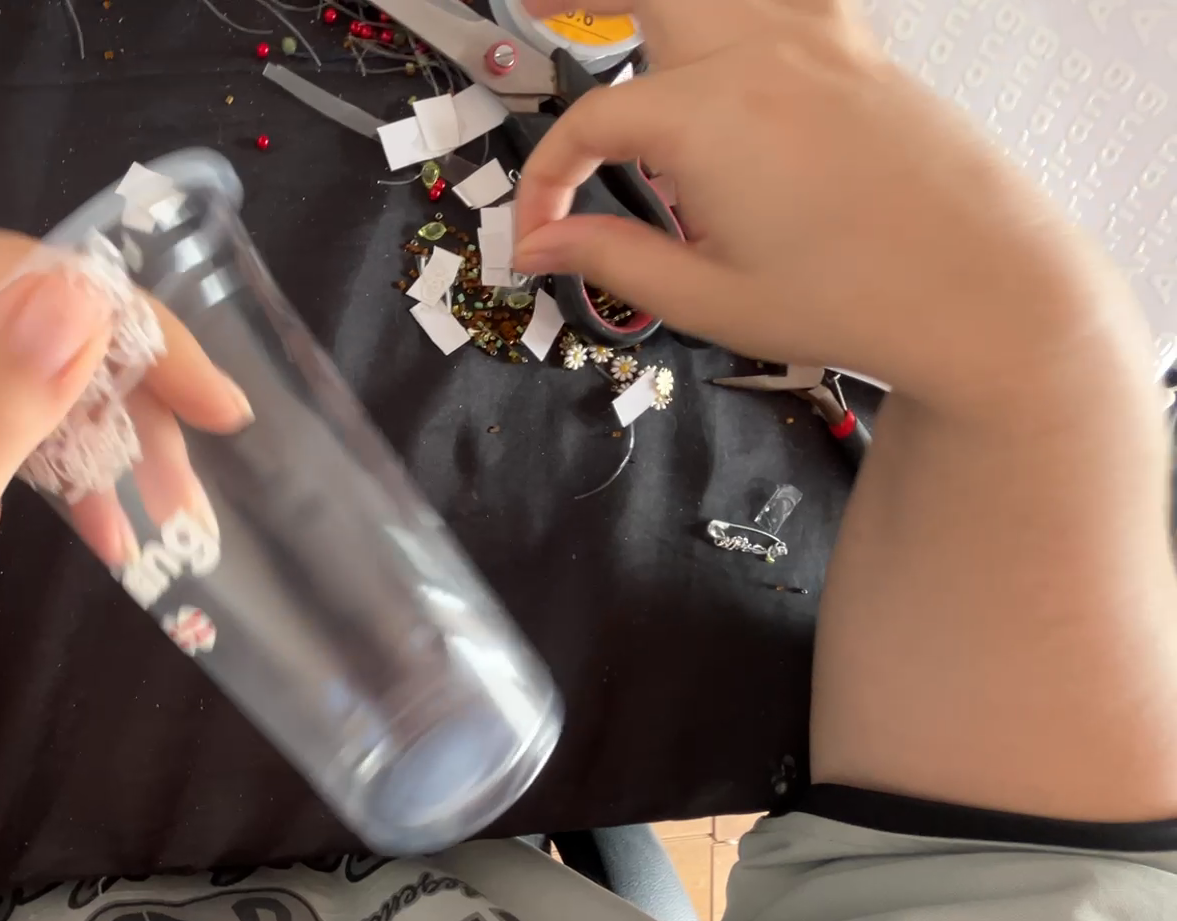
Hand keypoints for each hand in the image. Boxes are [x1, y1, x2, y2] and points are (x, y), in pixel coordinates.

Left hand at [0, 229, 248, 652]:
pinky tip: (117, 527)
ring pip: (79, 366)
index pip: (42, 278)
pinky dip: (97, 463)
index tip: (214, 408)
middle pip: (71, 319)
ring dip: (130, 445)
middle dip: (141, 406)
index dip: (138, 335)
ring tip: (171, 523)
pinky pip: (61, 403)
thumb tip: (82, 304)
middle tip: (194, 485)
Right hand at [513, 0, 1155, 413]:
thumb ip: (603, 256)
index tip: (536, 238)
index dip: (544, 181)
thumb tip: (535, 244)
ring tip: (605, 10)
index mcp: (710, 117)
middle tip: (530, 7)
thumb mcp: (695, 294)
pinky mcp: (856, 52)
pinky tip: (712, 29)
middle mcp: (762, 55)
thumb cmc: (832, 300)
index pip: (588, 126)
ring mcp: (820, 41)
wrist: (980, 289)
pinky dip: (729, 7)